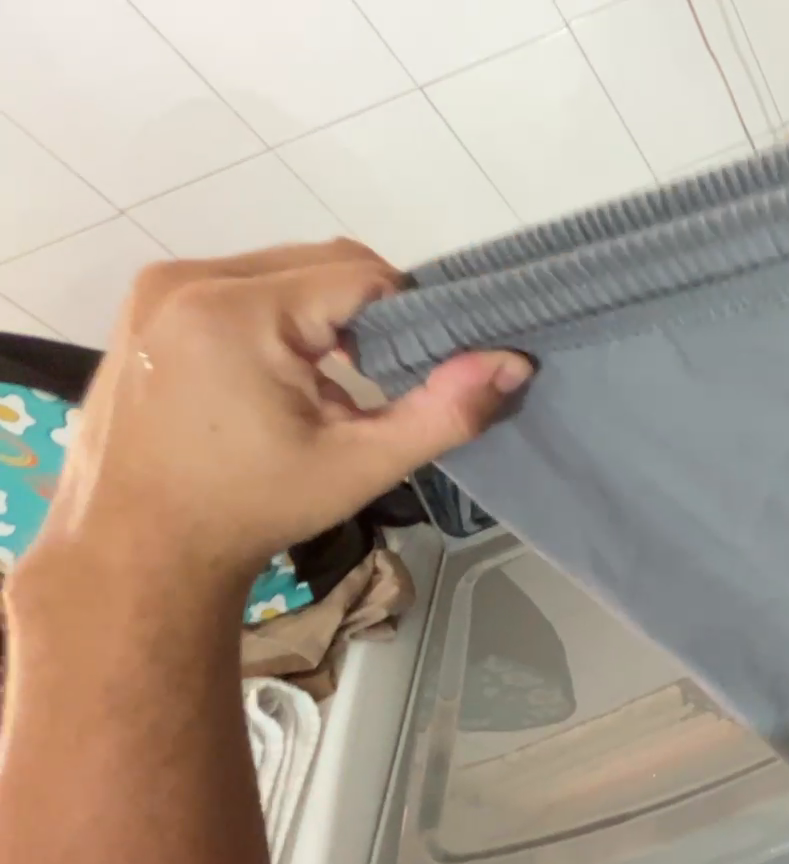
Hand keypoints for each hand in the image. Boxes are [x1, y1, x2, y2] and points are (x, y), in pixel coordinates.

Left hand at [23, 239, 529, 589]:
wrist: (143, 543)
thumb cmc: (260, 504)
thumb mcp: (369, 462)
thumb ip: (448, 410)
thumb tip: (515, 363)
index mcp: (239, 312)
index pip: (364, 276)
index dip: (417, 315)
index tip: (434, 365)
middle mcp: (190, 281)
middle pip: (325, 265)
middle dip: (377, 314)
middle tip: (395, 377)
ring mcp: (161, 290)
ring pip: (289, 272)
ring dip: (336, 316)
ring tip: (349, 380)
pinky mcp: (151, 308)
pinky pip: (250, 288)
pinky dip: (294, 319)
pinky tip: (301, 376)